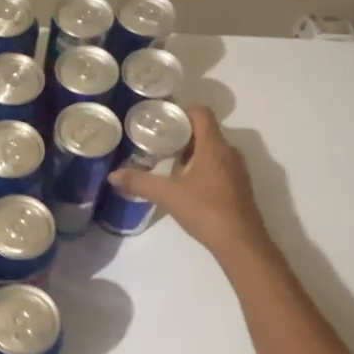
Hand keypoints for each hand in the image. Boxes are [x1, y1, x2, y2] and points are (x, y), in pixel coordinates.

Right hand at [107, 105, 270, 257]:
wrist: (240, 242)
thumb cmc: (205, 210)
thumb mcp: (168, 195)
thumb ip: (140, 183)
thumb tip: (113, 175)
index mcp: (214, 145)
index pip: (201, 112)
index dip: (180, 111)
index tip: (160, 122)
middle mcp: (229, 151)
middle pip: (204, 131)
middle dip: (180, 134)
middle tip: (156, 144)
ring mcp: (236, 169)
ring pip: (211, 150)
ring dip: (190, 152)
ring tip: (166, 163)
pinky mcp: (238, 186)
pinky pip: (218, 166)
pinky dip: (200, 168)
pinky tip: (184, 185)